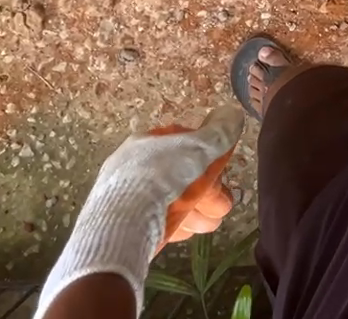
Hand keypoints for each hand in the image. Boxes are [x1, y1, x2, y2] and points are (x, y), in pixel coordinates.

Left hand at [35, 106, 246, 318]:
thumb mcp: (202, 148)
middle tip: (221, 209)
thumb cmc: (166, 179)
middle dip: (207, 192)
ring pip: (167, 199)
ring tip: (209, 225)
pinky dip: (173, 223)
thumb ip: (221, 131)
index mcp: (148, 142)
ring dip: (195, 210)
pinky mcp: (116, 224)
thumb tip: (231, 115)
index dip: (211, 161)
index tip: (224, 178)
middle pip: (179, 175)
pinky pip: (152, 219)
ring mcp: (120, 196)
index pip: (186, 146)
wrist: (123, 226)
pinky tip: (184, 233)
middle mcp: (132, 165)